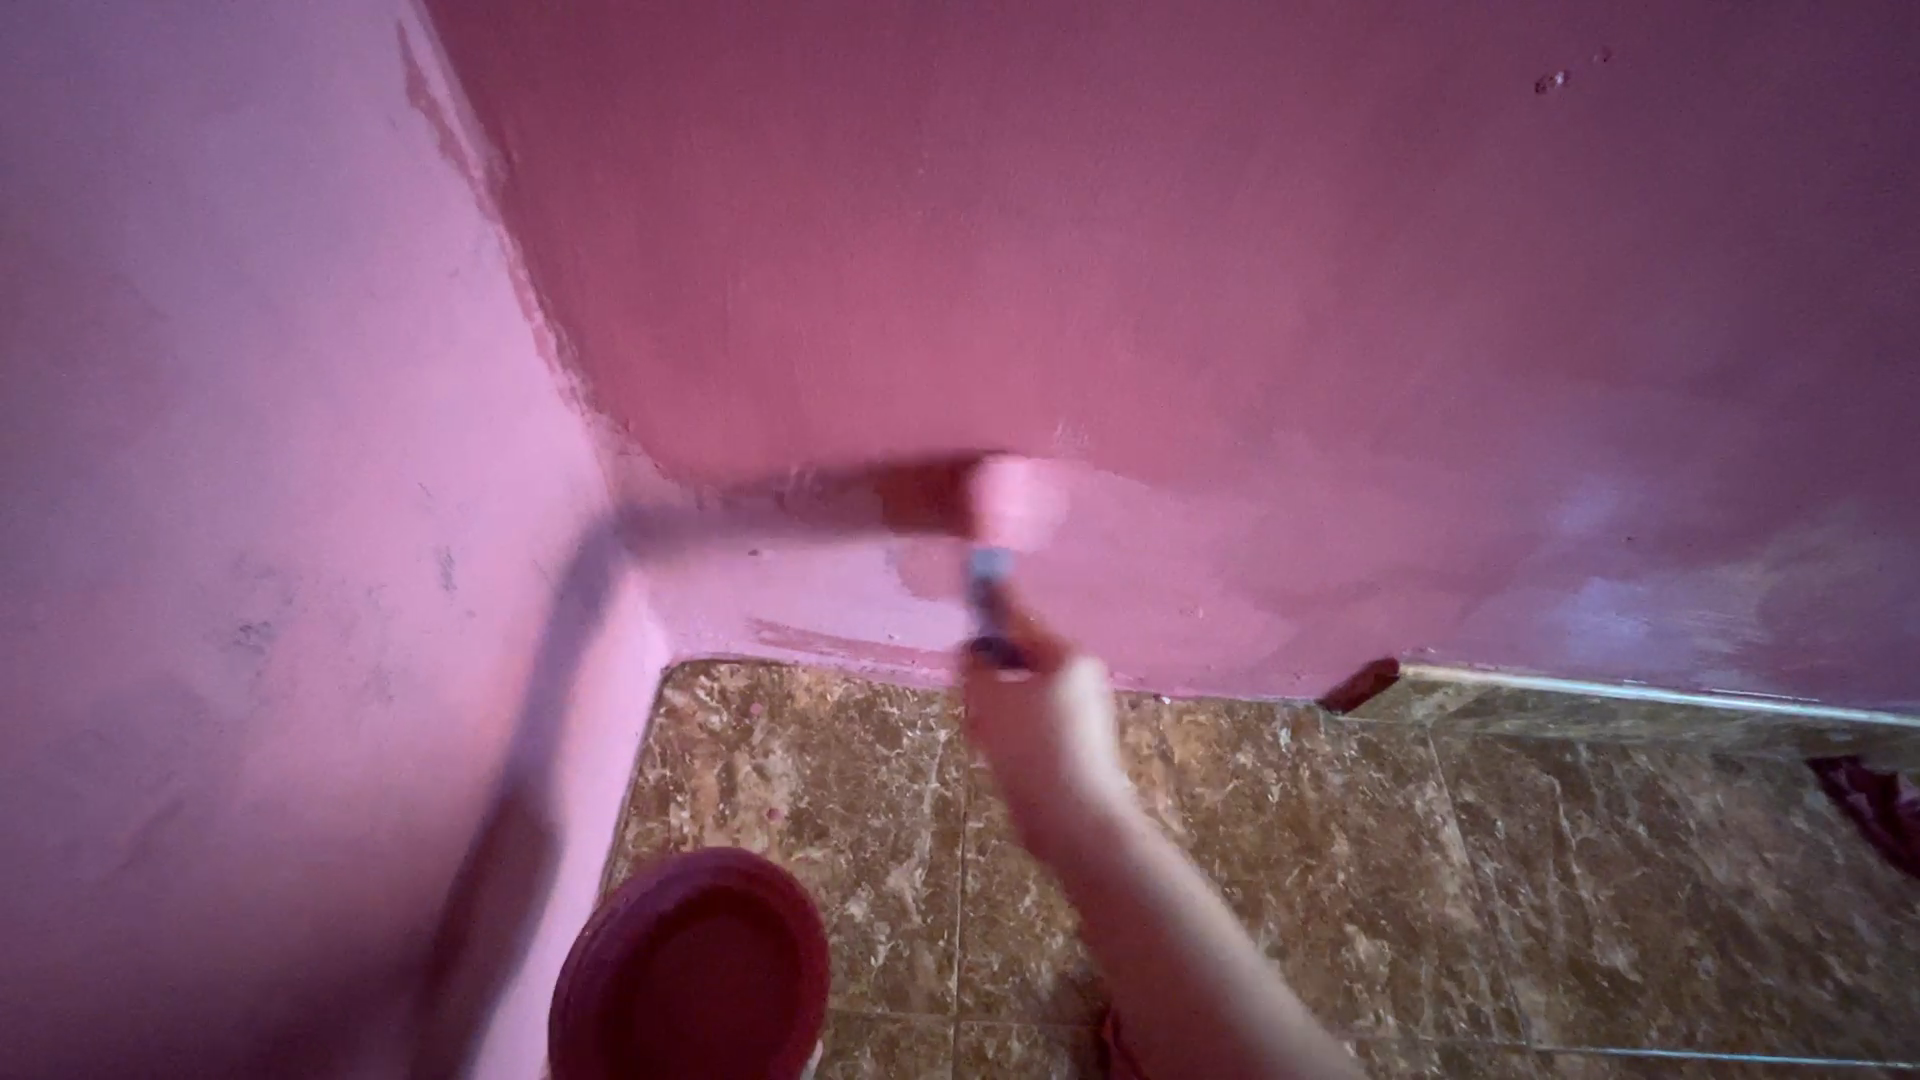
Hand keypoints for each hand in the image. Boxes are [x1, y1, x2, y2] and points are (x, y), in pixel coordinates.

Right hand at [960, 588, 1133, 856]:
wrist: (1077, 823)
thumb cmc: (1034, 750)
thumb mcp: (991, 699)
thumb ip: (975, 665)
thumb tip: (975, 651)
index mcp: (1065, 656)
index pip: (1020, 616)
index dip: (993, 599)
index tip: (979, 574)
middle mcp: (1077, 676)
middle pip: (1016, 659)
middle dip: (987, 678)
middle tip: (971, 706)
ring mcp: (1077, 711)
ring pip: (1018, 694)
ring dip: (993, 710)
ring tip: (984, 741)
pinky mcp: (1072, 743)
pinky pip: (1028, 721)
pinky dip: (1008, 731)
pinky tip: (998, 757)